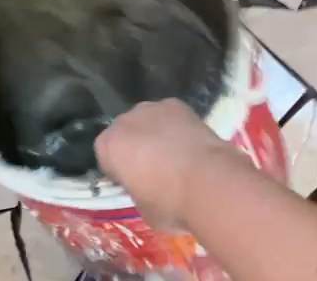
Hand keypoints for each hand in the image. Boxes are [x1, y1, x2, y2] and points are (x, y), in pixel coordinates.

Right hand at [95, 98, 248, 228]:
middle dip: (136, 149)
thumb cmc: (172, 204)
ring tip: (178, 158)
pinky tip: (191, 145)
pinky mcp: (175, 104)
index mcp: (108, 147)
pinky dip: (177, 127)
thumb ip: (137, 192)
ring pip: (147, 121)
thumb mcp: (145, 211)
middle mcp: (123, 121)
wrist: (210, 183)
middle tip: (157, 172)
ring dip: (156, 135)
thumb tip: (146, 188)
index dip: (120, 172)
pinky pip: (170, 116)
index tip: (135, 185)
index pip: (106, 158)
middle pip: (125, 134)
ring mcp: (149, 108)